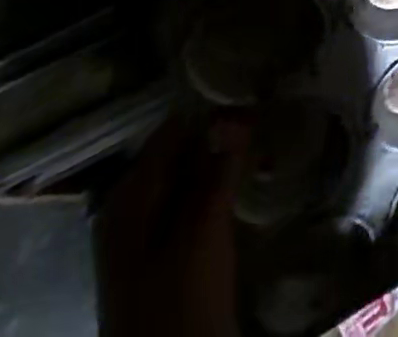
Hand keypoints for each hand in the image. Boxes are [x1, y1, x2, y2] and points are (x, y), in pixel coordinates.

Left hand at [94, 115, 248, 336]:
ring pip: (190, 176)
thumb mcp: (203, 232)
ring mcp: (147, 232)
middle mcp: (131, 208)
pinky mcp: (166, 252)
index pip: (173, 131)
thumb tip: (236, 111)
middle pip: (180, 152)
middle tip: (268, 115)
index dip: (214, 111)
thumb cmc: (181, 302)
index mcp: (129, 198)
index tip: (258, 96)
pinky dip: (219, 185)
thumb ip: (217, 170)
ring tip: (266, 140)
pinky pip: (193, 201)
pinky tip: (248, 180)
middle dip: (222, 133)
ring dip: (224, 159)